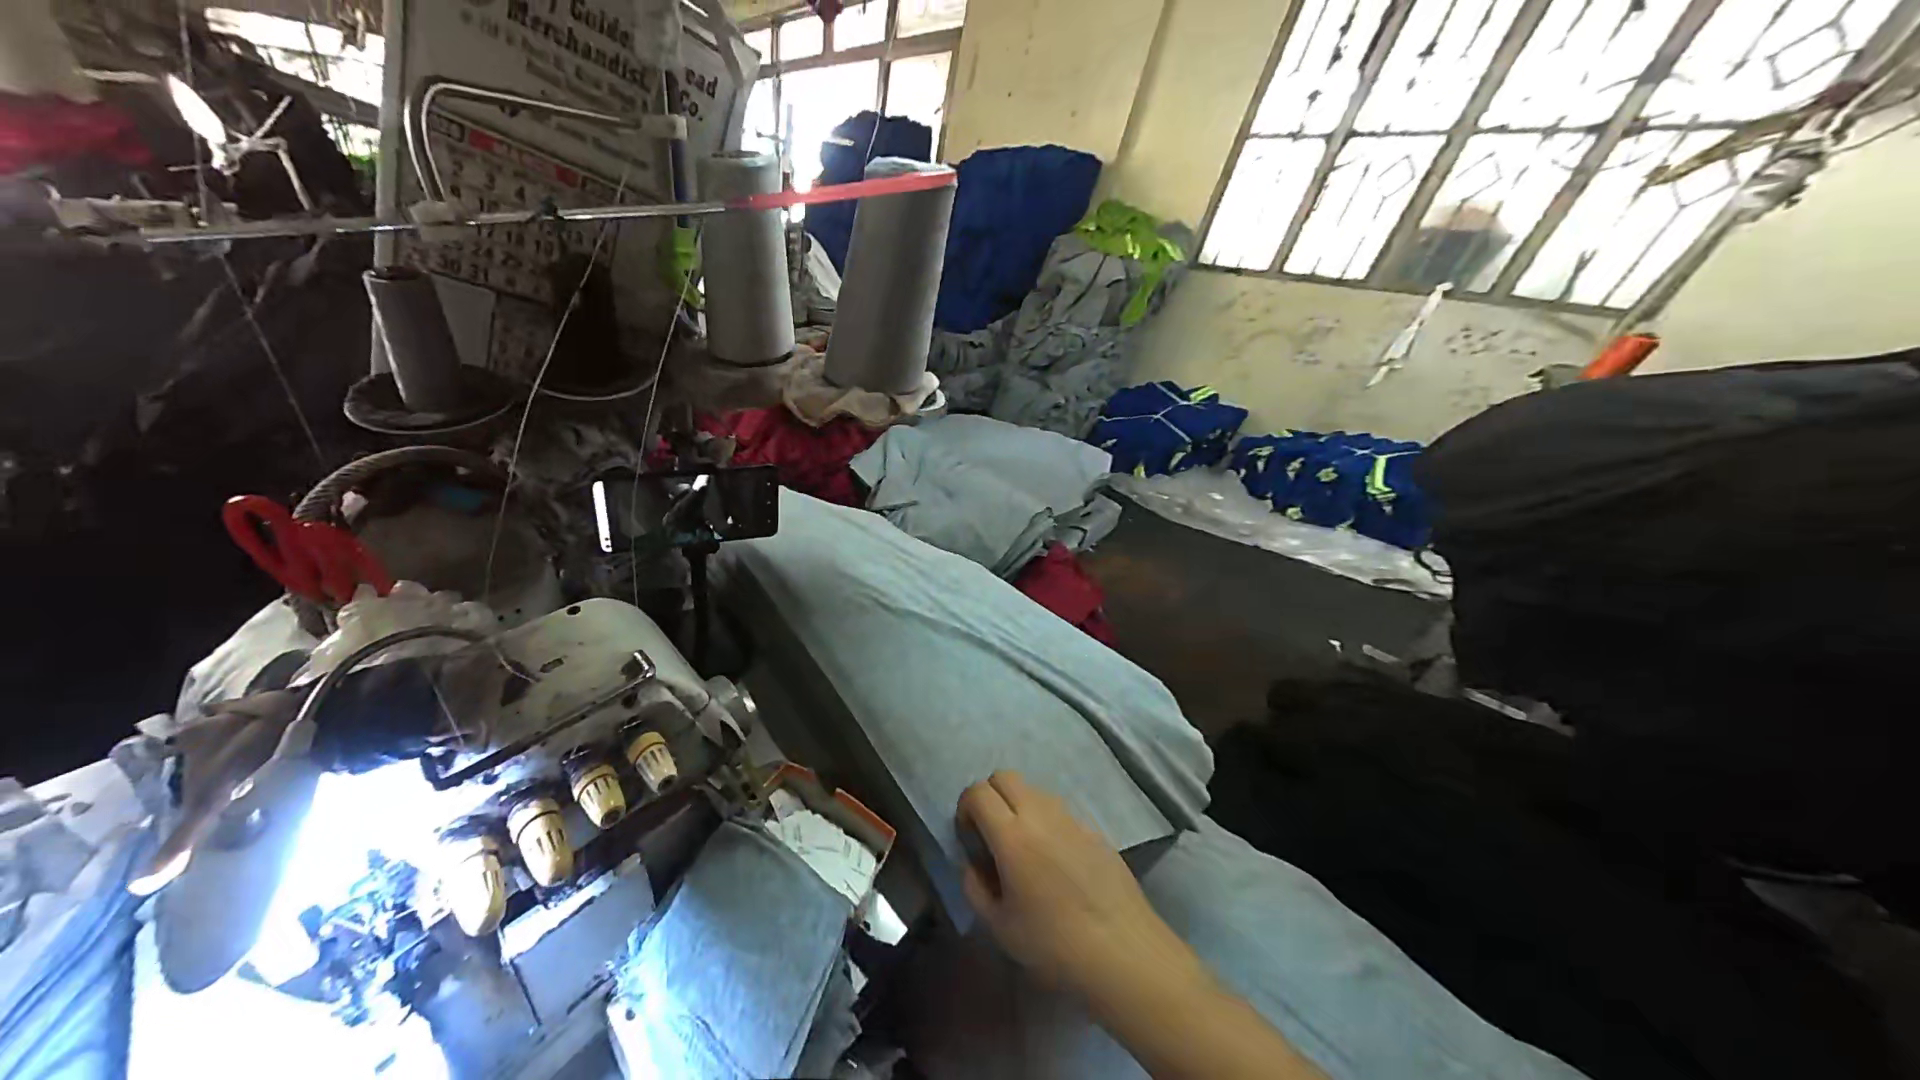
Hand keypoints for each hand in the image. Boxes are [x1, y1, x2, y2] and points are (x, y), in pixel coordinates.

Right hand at [957, 771, 1204, 1002]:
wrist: (1122, 950)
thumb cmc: (1053, 943)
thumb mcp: (999, 926)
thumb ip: (975, 887)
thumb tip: (973, 863)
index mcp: (1012, 835)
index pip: (978, 791)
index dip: (965, 807)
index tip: (969, 836)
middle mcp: (1041, 814)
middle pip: (1006, 776)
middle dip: (990, 795)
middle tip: (990, 832)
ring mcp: (1071, 818)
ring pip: (1035, 790)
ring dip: (1019, 805)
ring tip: (1023, 847)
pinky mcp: (1094, 829)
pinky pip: (1060, 811)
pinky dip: (1047, 822)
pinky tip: (1055, 861)